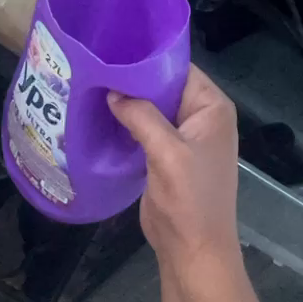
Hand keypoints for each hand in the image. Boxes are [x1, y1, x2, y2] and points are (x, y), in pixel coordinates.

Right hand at [109, 67, 240, 263]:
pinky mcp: (165, 153)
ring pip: (149, 106)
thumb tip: (112, 92)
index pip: (178, 67)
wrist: (192, 250)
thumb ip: (141, 116)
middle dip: (131, 79)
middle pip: (161, 85)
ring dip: (125, 101)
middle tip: (94, 67)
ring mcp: (182, 136)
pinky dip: (124, 121)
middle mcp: (200, 116)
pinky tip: (98, 114)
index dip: (146, 58)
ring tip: (90, 85)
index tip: (112, 51)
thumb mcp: (167, 152)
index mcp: (211, 108)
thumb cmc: (190, 199)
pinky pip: (143, 126)